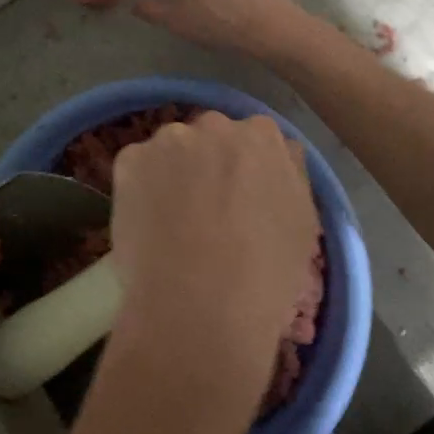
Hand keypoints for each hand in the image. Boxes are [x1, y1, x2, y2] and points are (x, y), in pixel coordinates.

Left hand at [108, 112, 319, 394]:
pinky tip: (148, 226)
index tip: (242, 199)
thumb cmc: (265, 275)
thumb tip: (277, 157)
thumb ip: (290, 176)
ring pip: (172, 150)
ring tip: (172, 223)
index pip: (257, 139)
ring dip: (173, 173)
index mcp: (264, 136)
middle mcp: (216, 125)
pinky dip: (140, 189)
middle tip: (206, 210)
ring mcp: (169, 140)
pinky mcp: (130, 160)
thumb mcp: (303, 223)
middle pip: (212, 137)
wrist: (199, 308)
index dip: (247, 170)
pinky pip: (137, 168)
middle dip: (209, 164)